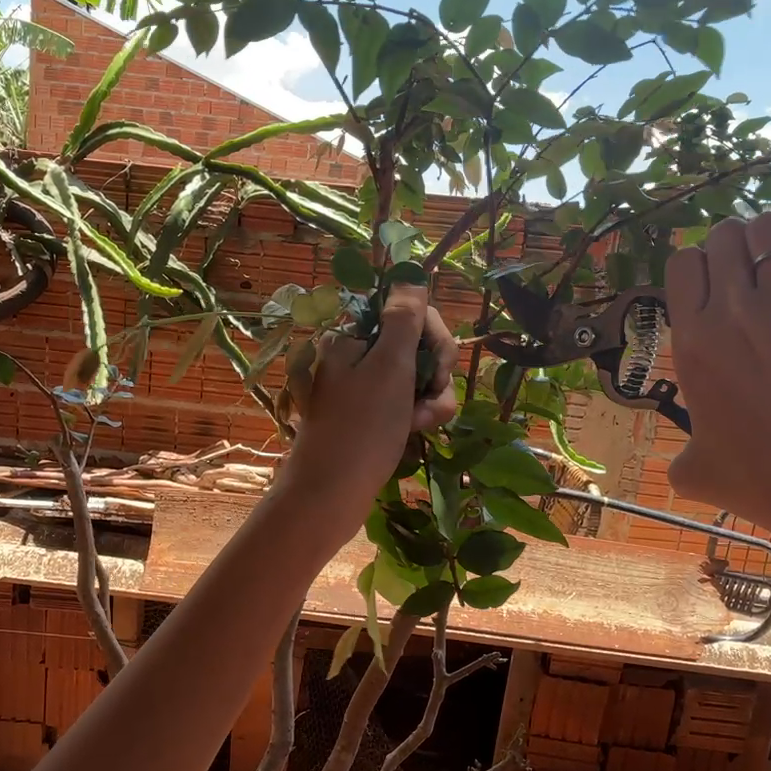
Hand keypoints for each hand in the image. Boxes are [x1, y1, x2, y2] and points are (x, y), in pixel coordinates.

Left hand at [276, 285, 456, 545]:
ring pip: (417, 376)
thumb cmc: (362, 428)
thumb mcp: (389, 366)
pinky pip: (407, 402)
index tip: (439, 365)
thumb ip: (403, 318)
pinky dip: (418, 414)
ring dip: (431, 396)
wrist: (330, 495)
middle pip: (415, 344)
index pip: (406, 313)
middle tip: (430, 397)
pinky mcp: (371, 417)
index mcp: (352, 335)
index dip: (432, 336)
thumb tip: (409, 275)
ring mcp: (363, 388)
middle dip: (434, 371)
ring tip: (421, 423)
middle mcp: (355, 356)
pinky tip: (416, 432)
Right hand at [663, 214, 770, 542]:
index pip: (682, 263)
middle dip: (739, 246)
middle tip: (759, 273)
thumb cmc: (764, 484)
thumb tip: (681, 464)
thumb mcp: (697, 472)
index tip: (717, 286)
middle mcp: (734, 312)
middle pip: (726, 235)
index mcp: (693, 343)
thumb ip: (680, 456)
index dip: (700, 267)